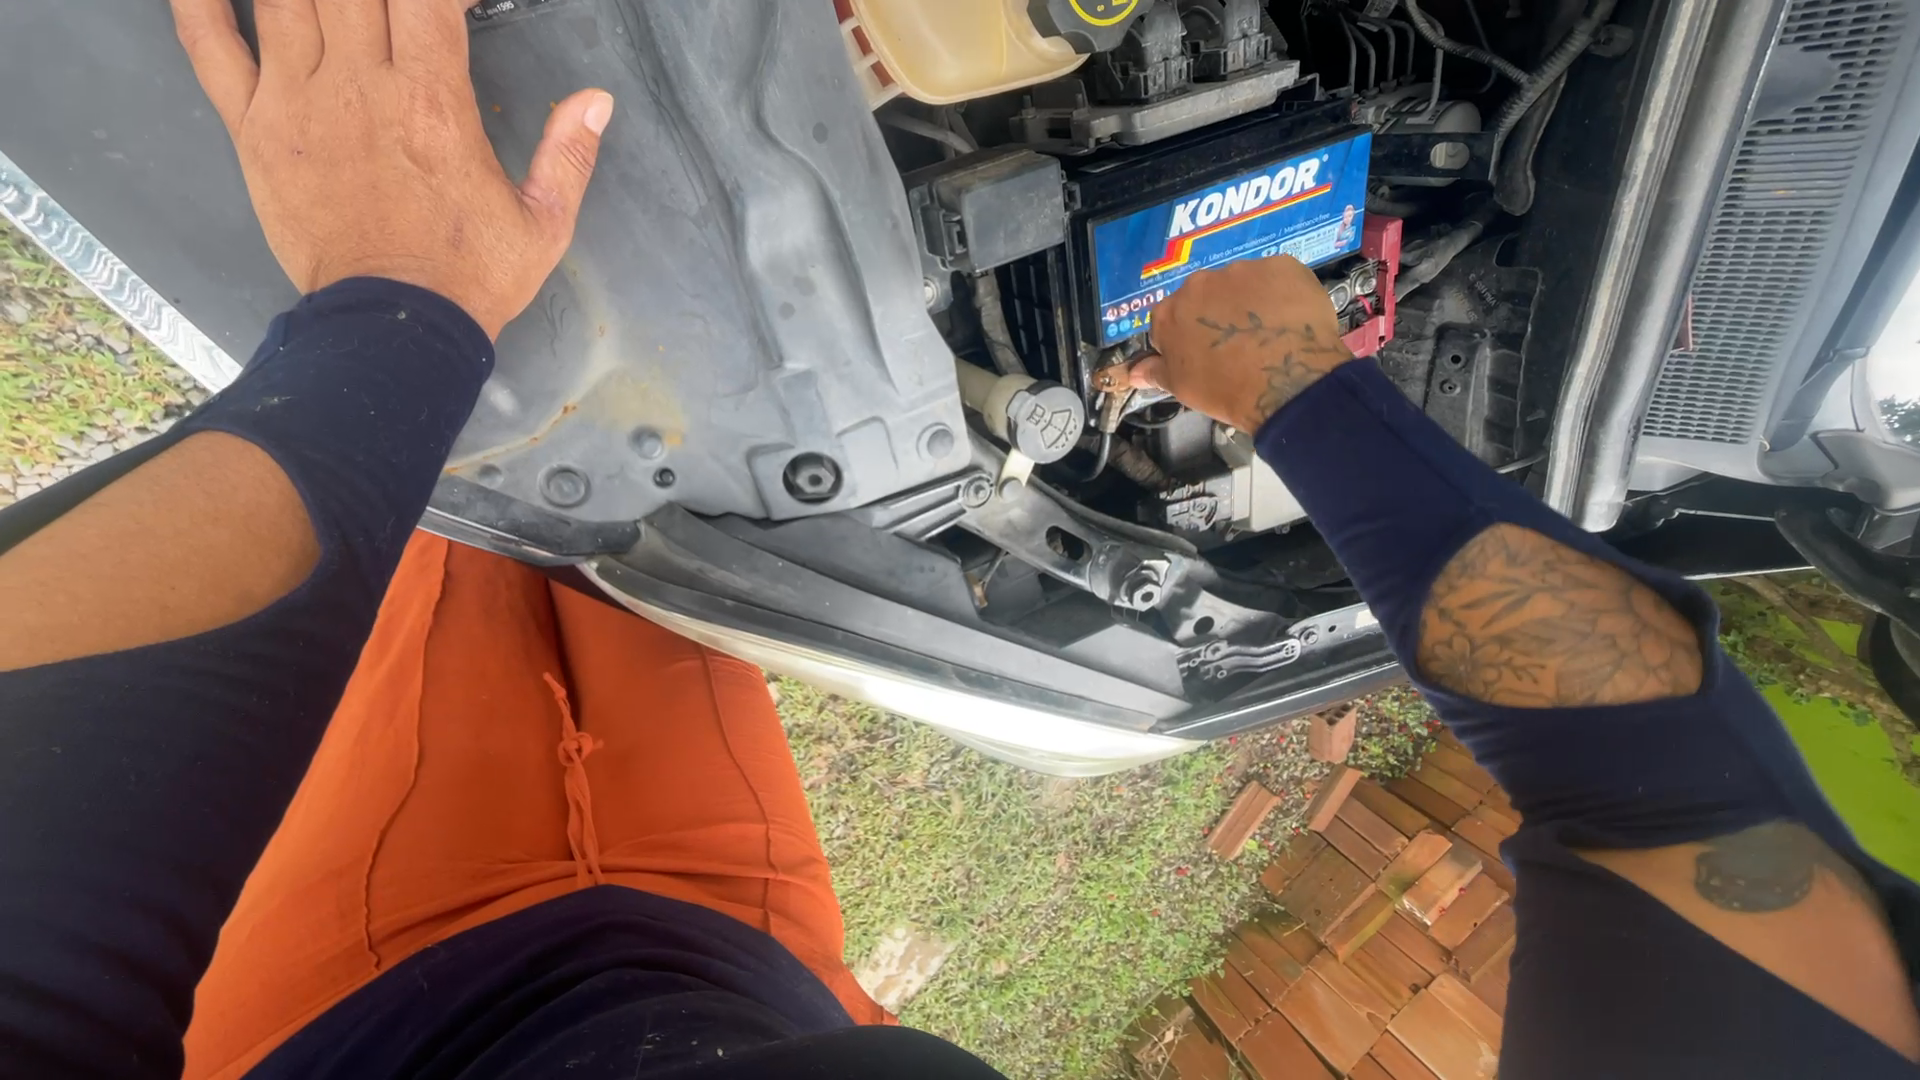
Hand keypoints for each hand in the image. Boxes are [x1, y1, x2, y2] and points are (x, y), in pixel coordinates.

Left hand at [170, 0, 613, 338]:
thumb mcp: (545, 223)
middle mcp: (359, 85)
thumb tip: (597, 100)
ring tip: (347, 8)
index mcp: (435, 105)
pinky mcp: (252, 126)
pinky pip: (207, 40)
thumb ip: (568, 156)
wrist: (399, 324)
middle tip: (405, 11)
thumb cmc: (476, 275)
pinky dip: (201, 0)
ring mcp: (295, 99)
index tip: (465, 3)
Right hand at [1128, 255, 1353, 432]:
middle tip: (1233, 345)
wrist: (1289, 381)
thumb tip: (1135, 371)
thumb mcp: (1182, 389)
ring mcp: (1242, 271)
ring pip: (1239, 285)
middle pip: (1203, 297)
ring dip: (1246, 303)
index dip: (1184, 339)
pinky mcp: (1281, 265)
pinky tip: (1288, 320)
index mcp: (1169, 313)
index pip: (1168, 320)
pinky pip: (1274, 278)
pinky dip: (1278, 295)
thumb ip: (1155, 372)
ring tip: (1265, 334)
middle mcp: (1199, 283)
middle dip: (1213, 315)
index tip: (1199, 356)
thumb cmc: (1226, 390)